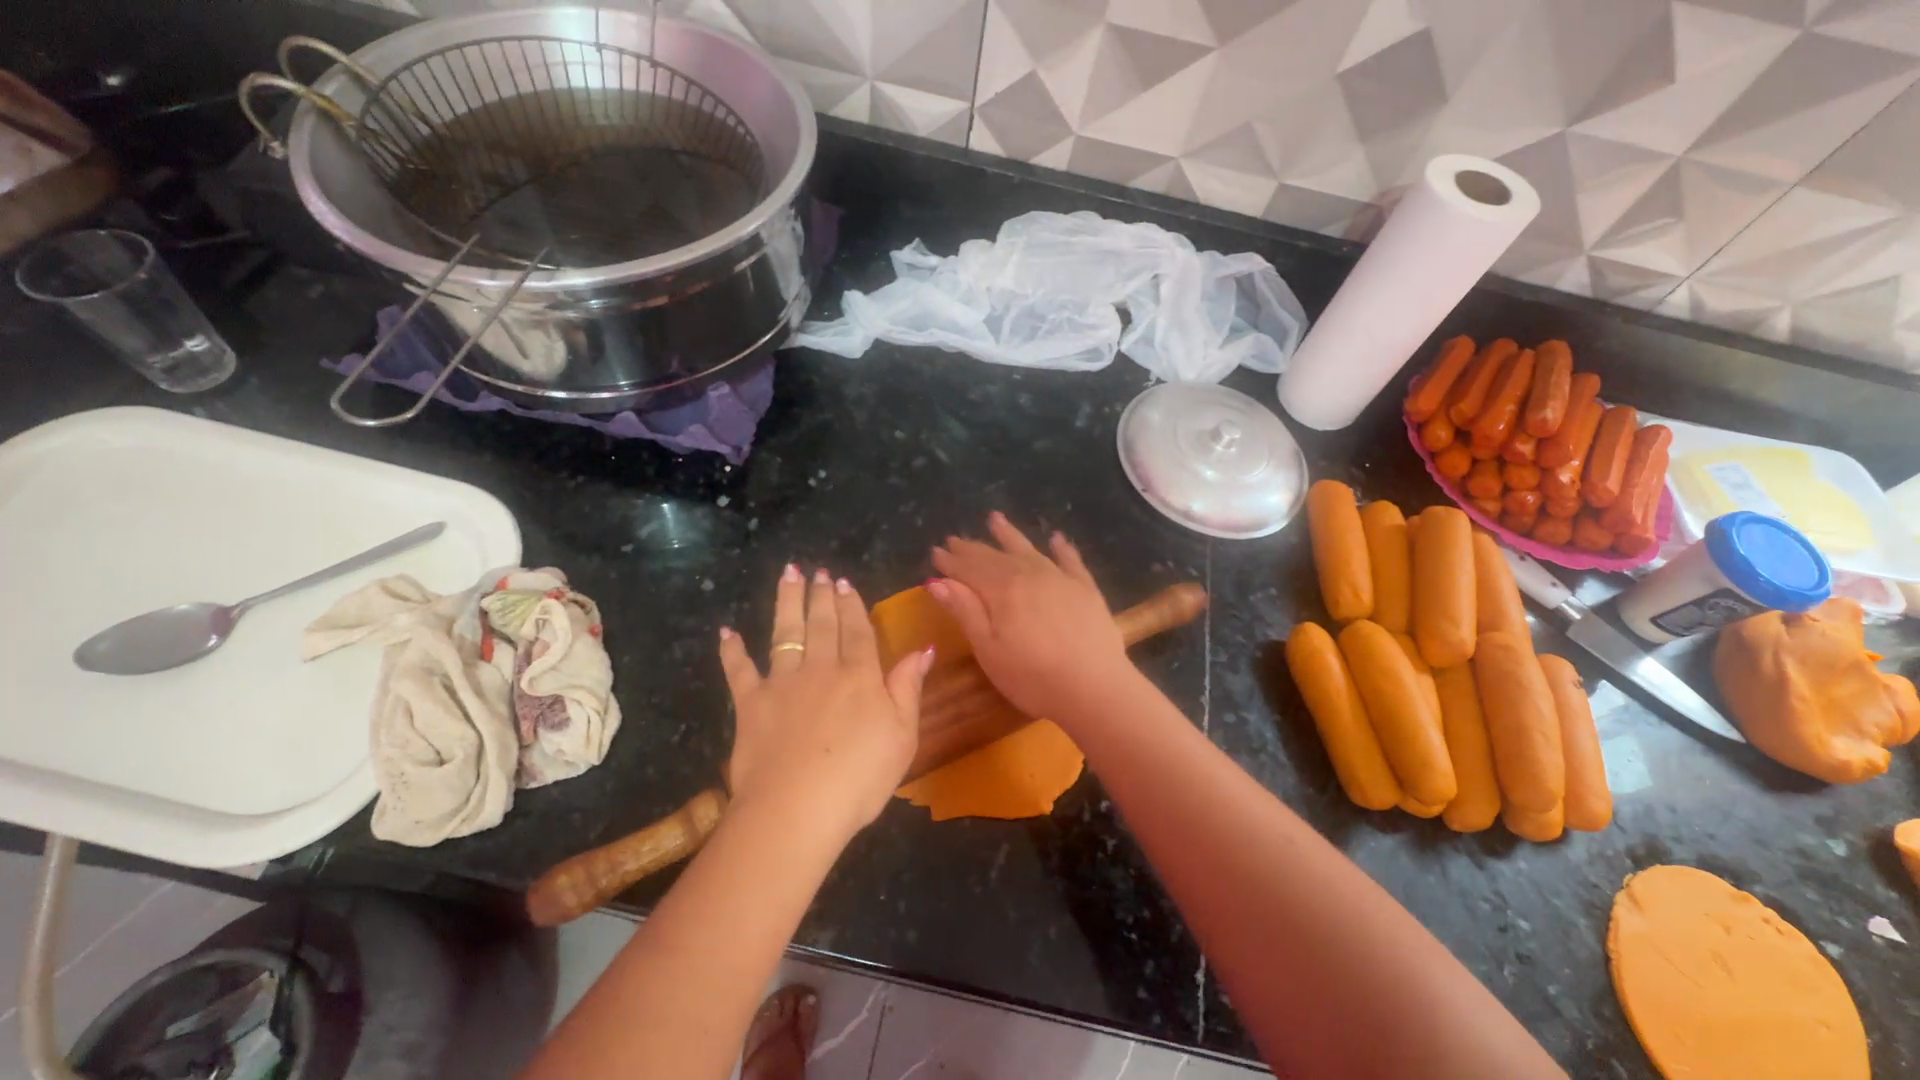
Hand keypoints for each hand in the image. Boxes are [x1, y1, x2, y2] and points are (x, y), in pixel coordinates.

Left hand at [719, 565, 931, 841]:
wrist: (796, 807)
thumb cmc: (860, 779)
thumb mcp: (903, 737)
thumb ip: (908, 689)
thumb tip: (923, 649)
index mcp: (860, 677)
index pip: (858, 632)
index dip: (852, 606)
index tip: (845, 583)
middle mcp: (821, 670)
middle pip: (821, 625)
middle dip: (821, 596)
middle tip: (818, 571)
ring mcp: (782, 684)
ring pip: (785, 634)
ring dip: (786, 602)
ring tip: (788, 574)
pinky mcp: (750, 704)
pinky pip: (739, 670)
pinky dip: (732, 650)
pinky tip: (727, 632)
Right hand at [929, 513, 1133, 729]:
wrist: (1095, 688)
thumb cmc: (1032, 677)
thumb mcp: (989, 649)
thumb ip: (965, 611)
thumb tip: (938, 581)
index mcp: (1002, 589)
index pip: (969, 569)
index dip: (950, 562)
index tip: (935, 553)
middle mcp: (1030, 574)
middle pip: (995, 557)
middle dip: (972, 549)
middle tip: (954, 540)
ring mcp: (1061, 579)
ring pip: (1029, 550)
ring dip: (1009, 535)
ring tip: (995, 518)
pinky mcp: (1086, 590)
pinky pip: (1070, 561)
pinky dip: (1062, 548)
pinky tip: (1057, 538)